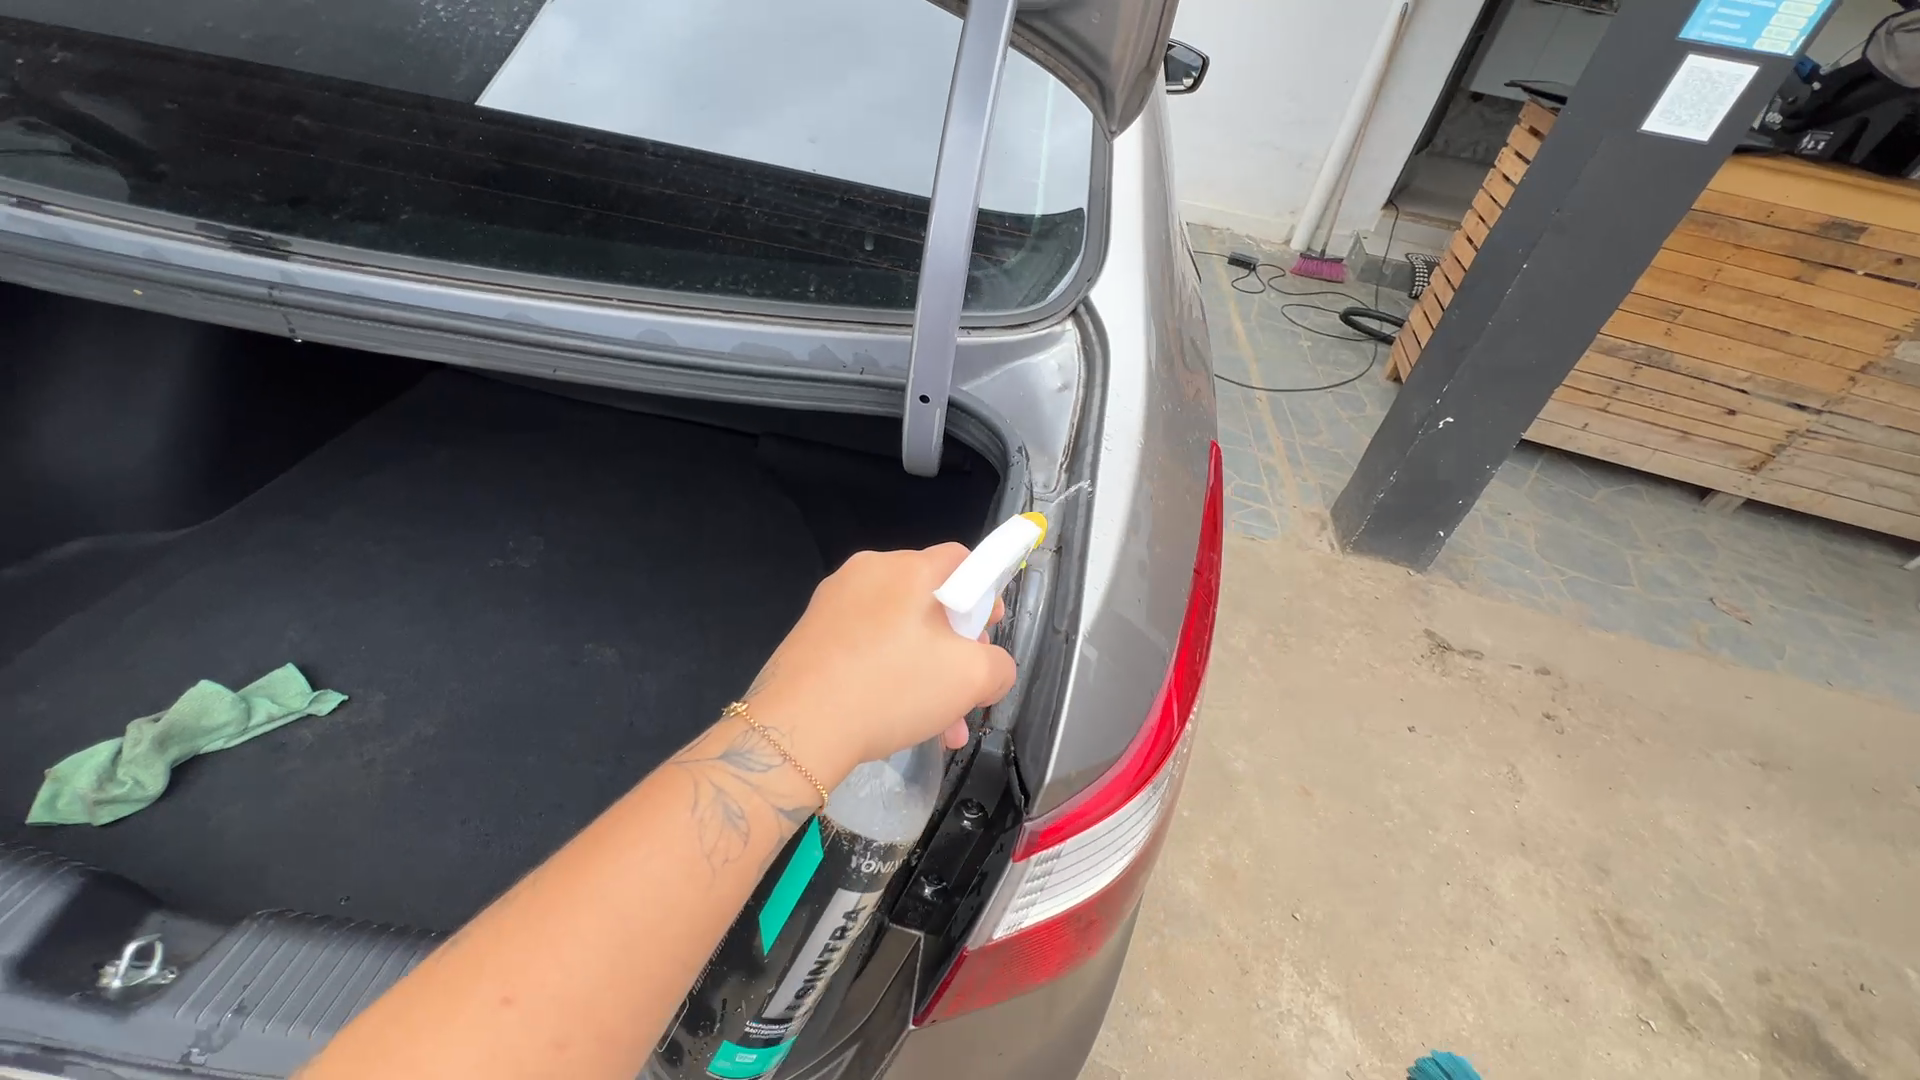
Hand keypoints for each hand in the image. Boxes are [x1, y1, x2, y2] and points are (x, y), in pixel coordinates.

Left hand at [744, 544, 1016, 785]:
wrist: (799, 728)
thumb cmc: (892, 688)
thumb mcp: (971, 679)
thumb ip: (999, 666)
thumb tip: (991, 668)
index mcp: (908, 567)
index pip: (961, 559)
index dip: (985, 592)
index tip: (988, 631)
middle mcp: (867, 572)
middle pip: (928, 599)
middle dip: (955, 646)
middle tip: (964, 688)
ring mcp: (832, 601)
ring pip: (897, 629)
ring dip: (925, 672)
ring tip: (938, 726)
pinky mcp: (809, 633)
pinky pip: (864, 645)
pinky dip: (886, 674)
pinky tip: (896, 721)